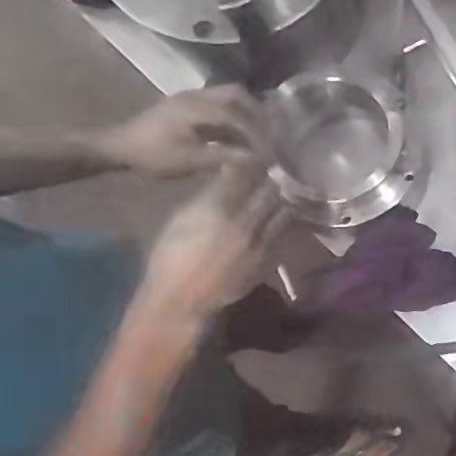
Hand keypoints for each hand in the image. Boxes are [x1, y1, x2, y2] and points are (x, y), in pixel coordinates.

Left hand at [99, 85, 270, 178]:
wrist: (118, 148)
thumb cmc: (154, 155)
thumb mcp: (191, 160)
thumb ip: (226, 157)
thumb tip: (258, 160)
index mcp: (198, 107)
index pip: (239, 114)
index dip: (258, 132)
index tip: (270, 150)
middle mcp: (197, 96)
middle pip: (237, 94)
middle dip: (257, 113)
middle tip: (269, 135)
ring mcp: (190, 97)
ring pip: (228, 96)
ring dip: (245, 113)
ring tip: (256, 136)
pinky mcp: (186, 105)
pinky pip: (218, 103)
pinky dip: (232, 116)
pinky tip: (237, 135)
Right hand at [143, 152, 289, 316]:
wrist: (182, 298)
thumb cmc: (171, 256)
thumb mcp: (182, 219)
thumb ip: (208, 198)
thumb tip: (228, 180)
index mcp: (218, 209)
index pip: (244, 174)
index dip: (252, 162)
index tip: (255, 156)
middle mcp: (245, 223)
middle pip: (270, 191)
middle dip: (271, 180)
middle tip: (272, 174)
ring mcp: (260, 243)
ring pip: (284, 212)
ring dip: (282, 201)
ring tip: (279, 196)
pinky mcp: (268, 261)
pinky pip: (284, 235)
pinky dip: (283, 223)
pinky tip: (279, 220)